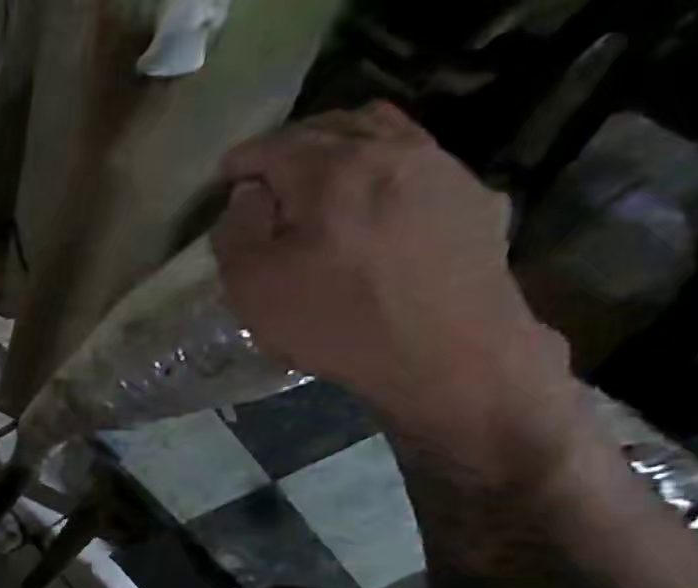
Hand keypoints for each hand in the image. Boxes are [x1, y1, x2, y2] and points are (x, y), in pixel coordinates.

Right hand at [212, 102, 572, 444]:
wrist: (447, 353)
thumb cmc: (335, 321)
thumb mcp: (254, 287)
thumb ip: (238, 231)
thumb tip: (249, 195)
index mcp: (330, 170)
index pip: (275, 144)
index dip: (242, 159)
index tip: (224, 177)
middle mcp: (389, 151)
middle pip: (333, 125)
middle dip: (292, 144)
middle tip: (267, 173)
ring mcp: (441, 167)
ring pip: (384, 132)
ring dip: (344, 145)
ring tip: (323, 175)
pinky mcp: (473, 196)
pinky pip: (420, 162)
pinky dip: (386, 168)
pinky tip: (377, 202)